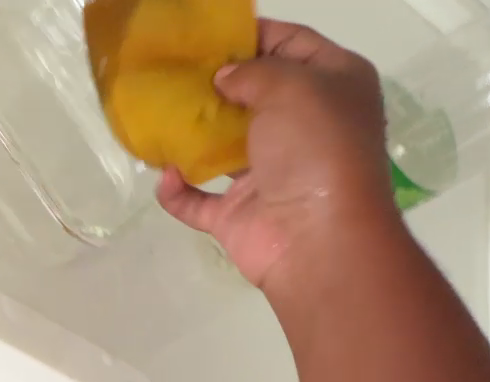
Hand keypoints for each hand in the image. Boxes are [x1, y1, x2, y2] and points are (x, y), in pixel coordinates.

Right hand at [156, 21, 399, 290]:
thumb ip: (255, 72)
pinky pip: (198, 201)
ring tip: (159, 119)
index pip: (291, 45)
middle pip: (252, 97)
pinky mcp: (236, 215)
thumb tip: (224, 77)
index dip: (253, 36)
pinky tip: (164, 177)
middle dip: (215, 86)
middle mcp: (300, 128)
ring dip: (192, 138)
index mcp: (330, 87)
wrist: (315, 237)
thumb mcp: (294, 87)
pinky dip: (178, 192)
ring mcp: (266, 175)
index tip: (209, 36)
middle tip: (175, 75)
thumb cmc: (316, 149)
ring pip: (222, 150)